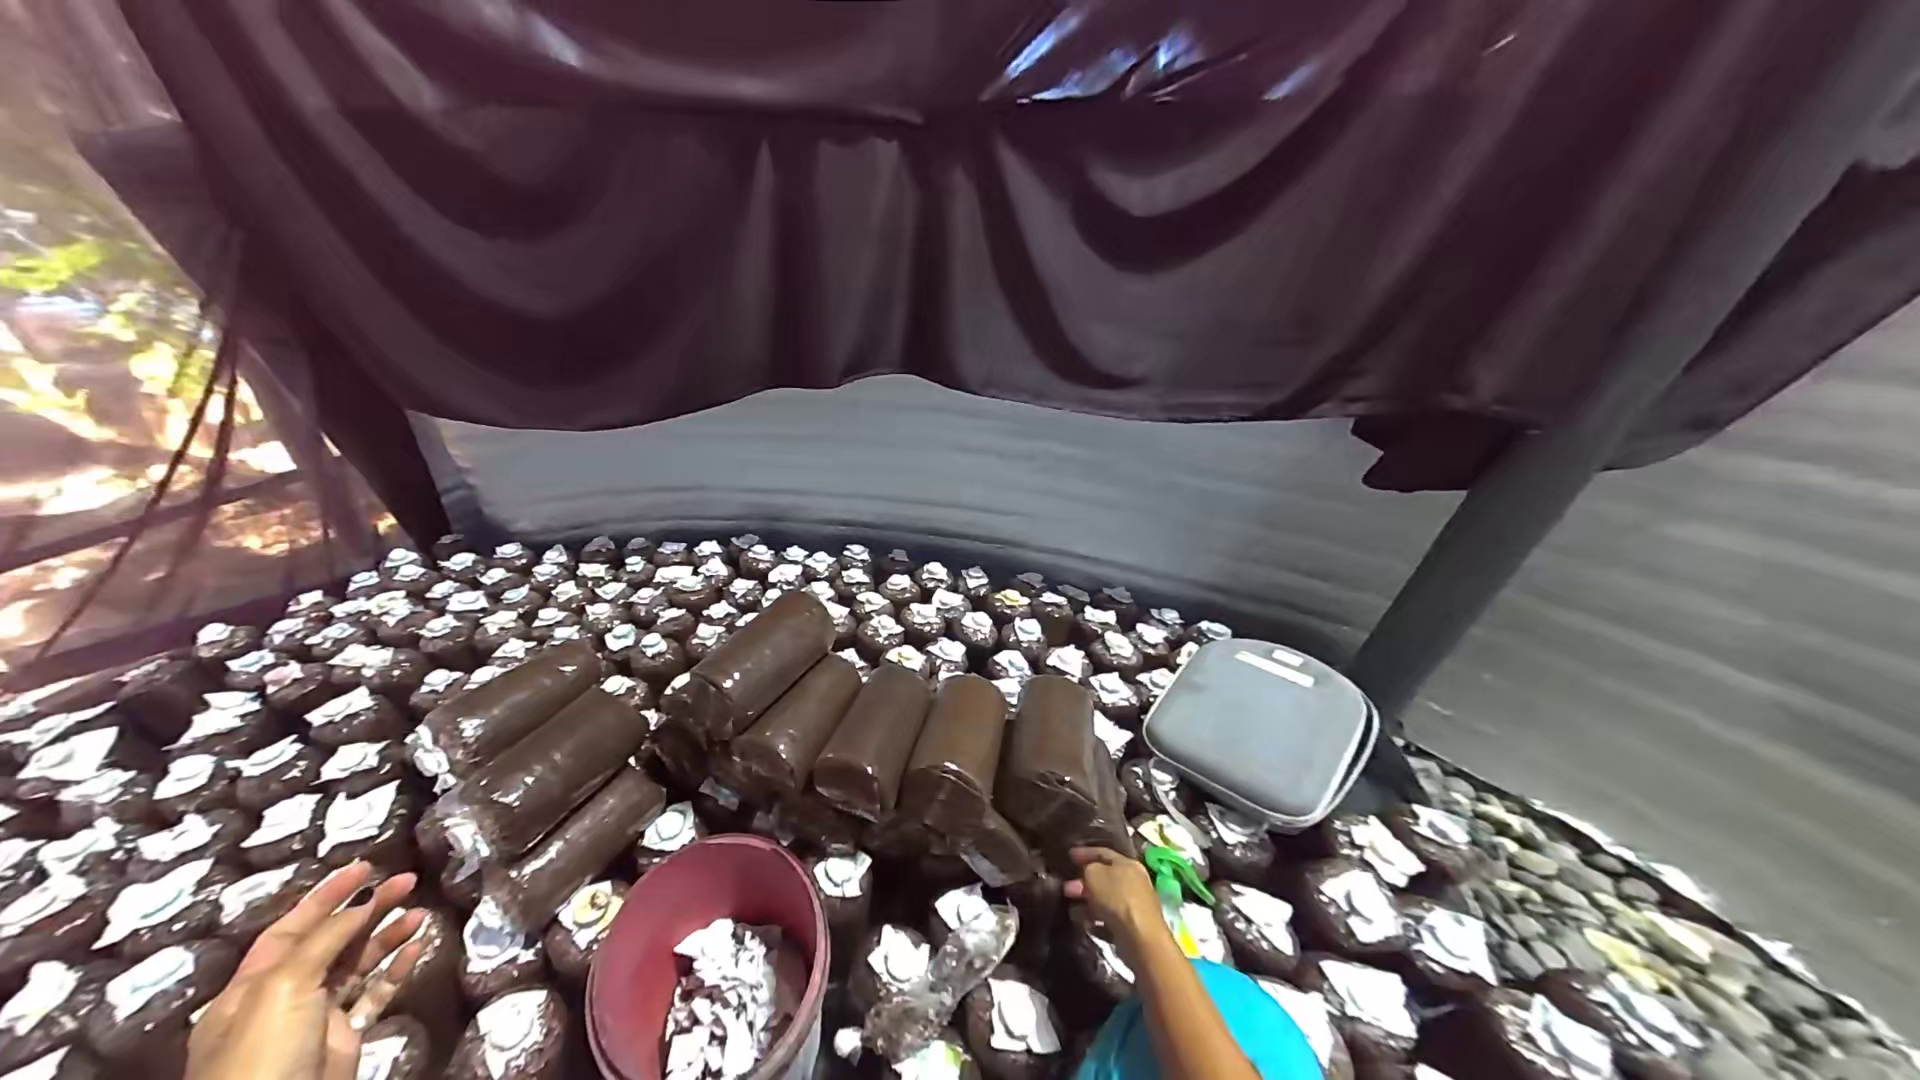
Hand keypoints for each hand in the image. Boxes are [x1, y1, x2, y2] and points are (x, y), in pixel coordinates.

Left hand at [187, 861, 426, 1079]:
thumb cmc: (262, 1055)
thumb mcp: (283, 988)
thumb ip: (323, 941)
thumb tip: (361, 903)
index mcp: (251, 988)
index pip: (291, 928)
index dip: (327, 895)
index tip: (365, 865)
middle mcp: (282, 998)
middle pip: (330, 941)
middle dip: (368, 908)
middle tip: (407, 880)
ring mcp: (314, 1020)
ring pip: (357, 965)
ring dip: (388, 935)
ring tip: (420, 913)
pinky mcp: (343, 1038)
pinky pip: (374, 993)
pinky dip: (396, 968)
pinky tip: (417, 948)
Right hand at [1062, 847, 1162, 946]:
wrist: (1140, 937)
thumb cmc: (1117, 897)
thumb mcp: (1094, 874)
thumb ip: (1087, 869)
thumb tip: (1085, 875)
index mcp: (1128, 864)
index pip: (1103, 853)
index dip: (1085, 852)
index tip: (1069, 855)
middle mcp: (1134, 882)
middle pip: (1105, 878)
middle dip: (1084, 881)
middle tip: (1067, 887)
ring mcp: (1135, 905)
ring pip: (1106, 899)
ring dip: (1088, 902)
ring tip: (1071, 908)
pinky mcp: (1132, 927)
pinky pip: (1109, 918)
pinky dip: (1096, 919)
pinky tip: (1084, 923)